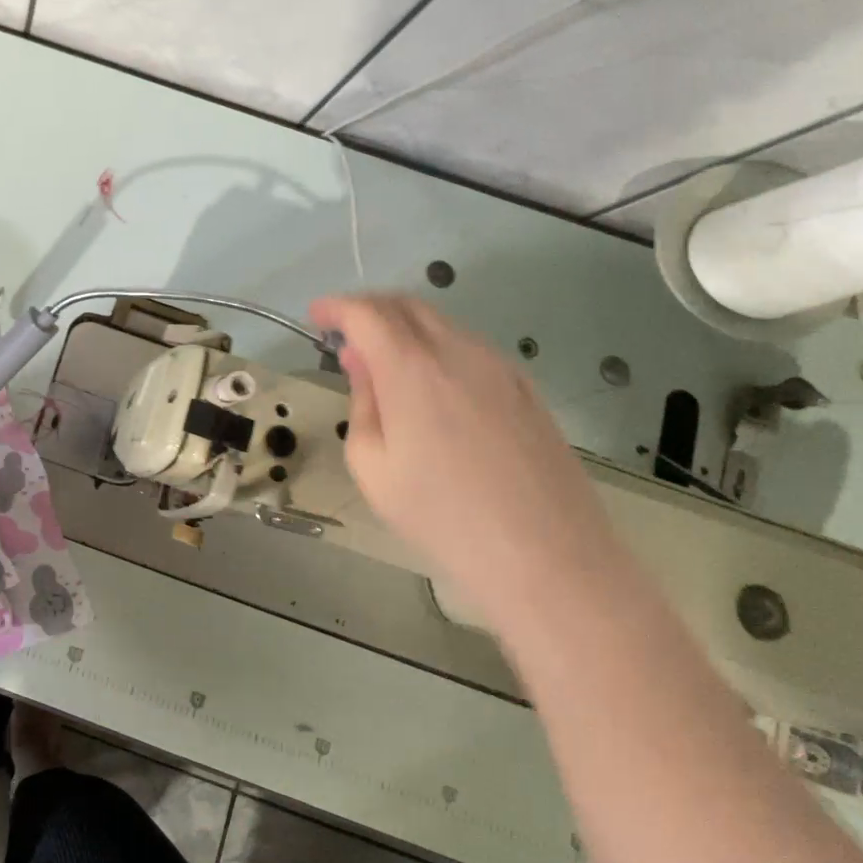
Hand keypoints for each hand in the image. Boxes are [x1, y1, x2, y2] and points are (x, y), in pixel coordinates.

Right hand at [310, 293, 619, 612]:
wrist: (546, 556)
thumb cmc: (442, 516)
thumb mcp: (373, 466)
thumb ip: (364, 404)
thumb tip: (363, 365)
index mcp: (413, 370)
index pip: (367, 314)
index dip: (336, 308)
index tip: (316, 316)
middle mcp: (459, 354)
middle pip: (408, 306)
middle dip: (369, 309)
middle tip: (343, 333)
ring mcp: (501, 369)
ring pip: (443, 324)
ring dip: (405, 328)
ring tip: (382, 362)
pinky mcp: (527, 390)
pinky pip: (471, 349)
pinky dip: (438, 348)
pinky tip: (429, 385)